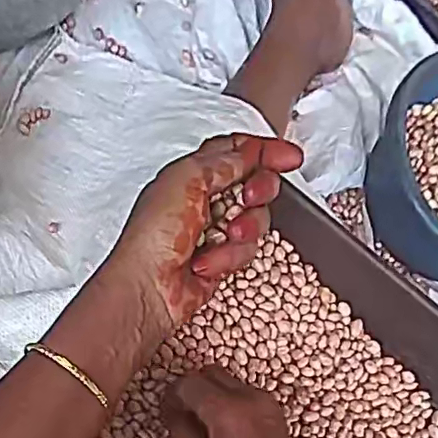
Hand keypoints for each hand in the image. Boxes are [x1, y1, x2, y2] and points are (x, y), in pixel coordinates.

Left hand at [102, 134, 304, 337]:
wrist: (148, 287)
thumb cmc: (153, 237)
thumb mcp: (186, 179)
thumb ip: (222, 161)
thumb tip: (247, 155)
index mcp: (192, 174)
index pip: (236, 152)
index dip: (265, 151)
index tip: (289, 157)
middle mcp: (205, 202)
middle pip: (255, 185)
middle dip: (259, 191)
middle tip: (248, 199)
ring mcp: (215, 233)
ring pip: (256, 221)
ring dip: (244, 229)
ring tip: (223, 236)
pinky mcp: (221, 261)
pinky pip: (245, 252)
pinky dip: (229, 257)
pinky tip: (206, 263)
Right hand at [161, 366, 345, 437]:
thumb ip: (181, 432)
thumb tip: (171, 410)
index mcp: (227, 411)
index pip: (188, 383)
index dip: (171, 395)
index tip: (165, 412)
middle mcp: (249, 397)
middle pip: (209, 372)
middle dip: (190, 388)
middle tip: (179, 415)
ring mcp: (265, 401)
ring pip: (227, 379)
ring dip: (209, 393)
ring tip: (201, 425)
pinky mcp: (274, 410)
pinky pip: (242, 392)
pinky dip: (227, 400)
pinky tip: (222, 429)